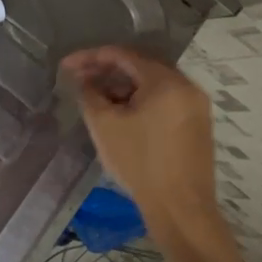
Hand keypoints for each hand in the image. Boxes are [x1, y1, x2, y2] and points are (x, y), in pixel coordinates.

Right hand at [61, 46, 216, 221]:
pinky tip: (120, 113)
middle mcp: (187, 87)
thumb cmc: (139, 161)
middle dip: (106, 70)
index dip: (90, 57)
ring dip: (122, 86)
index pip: (123, 55)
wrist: (180, 206)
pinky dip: (139, 99)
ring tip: (95, 97)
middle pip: (140, 67)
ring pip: (152, 84)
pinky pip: (164, 99)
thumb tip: (84, 80)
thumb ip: (89, 93)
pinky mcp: (196, 124)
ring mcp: (196, 106)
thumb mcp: (103, 124)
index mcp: (166, 82)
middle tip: (78, 80)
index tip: (65, 66)